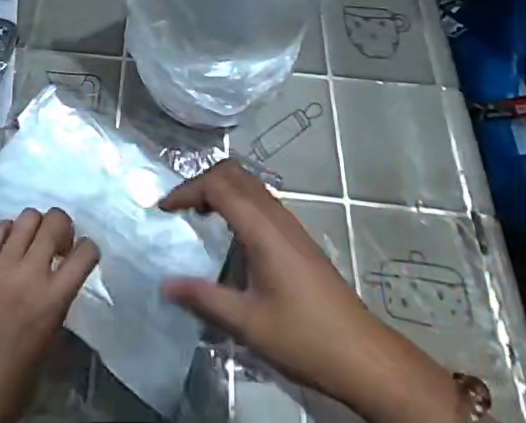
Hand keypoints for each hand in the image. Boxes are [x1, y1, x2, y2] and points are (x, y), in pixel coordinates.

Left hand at [0, 208, 99, 422]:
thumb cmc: (4, 389)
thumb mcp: (44, 350)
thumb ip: (53, 312)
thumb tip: (56, 292)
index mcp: (53, 302)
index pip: (85, 253)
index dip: (88, 249)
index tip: (81, 256)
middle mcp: (29, 275)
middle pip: (54, 221)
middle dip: (62, 226)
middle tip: (58, 246)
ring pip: (26, 218)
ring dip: (35, 225)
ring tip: (31, 244)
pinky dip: (6, 231)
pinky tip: (5, 247)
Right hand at [158, 162, 462, 422]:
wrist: (361, 353)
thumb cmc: (303, 336)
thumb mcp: (247, 323)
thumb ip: (204, 299)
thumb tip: (165, 283)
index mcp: (262, 228)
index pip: (218, 185)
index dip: (187, 189)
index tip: (164, 209)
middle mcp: (276, 215)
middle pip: (234, 173)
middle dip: (202, 181)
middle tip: (179, 207)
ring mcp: (290, 224)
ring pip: (249, 183)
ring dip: (220, 188)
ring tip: (198, 216)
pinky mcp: (297, 237)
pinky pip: (260, 200)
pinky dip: (236, 201)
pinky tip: (229, 235)